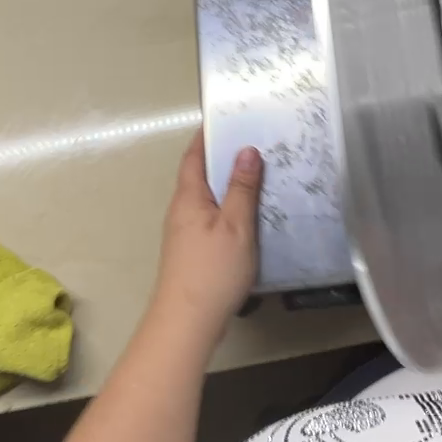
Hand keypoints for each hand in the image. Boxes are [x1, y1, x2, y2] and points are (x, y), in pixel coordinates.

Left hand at [152, 131, 262, 339]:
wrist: (187, 323)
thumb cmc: (212, 270)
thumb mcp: (236, 226)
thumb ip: (242, 189)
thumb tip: (246, 151)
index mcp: (189, 198)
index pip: (194, 156)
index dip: (208, 136)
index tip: (228, 118)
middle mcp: (182, 211)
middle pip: (200, 175)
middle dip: (223, 157)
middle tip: (255, 141)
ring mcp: (185, 233)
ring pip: (208, 198)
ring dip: (228, 183)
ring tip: (260, 172)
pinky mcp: (194, 252)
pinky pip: (213, 217)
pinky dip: (230, 206)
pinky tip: (250, 213)